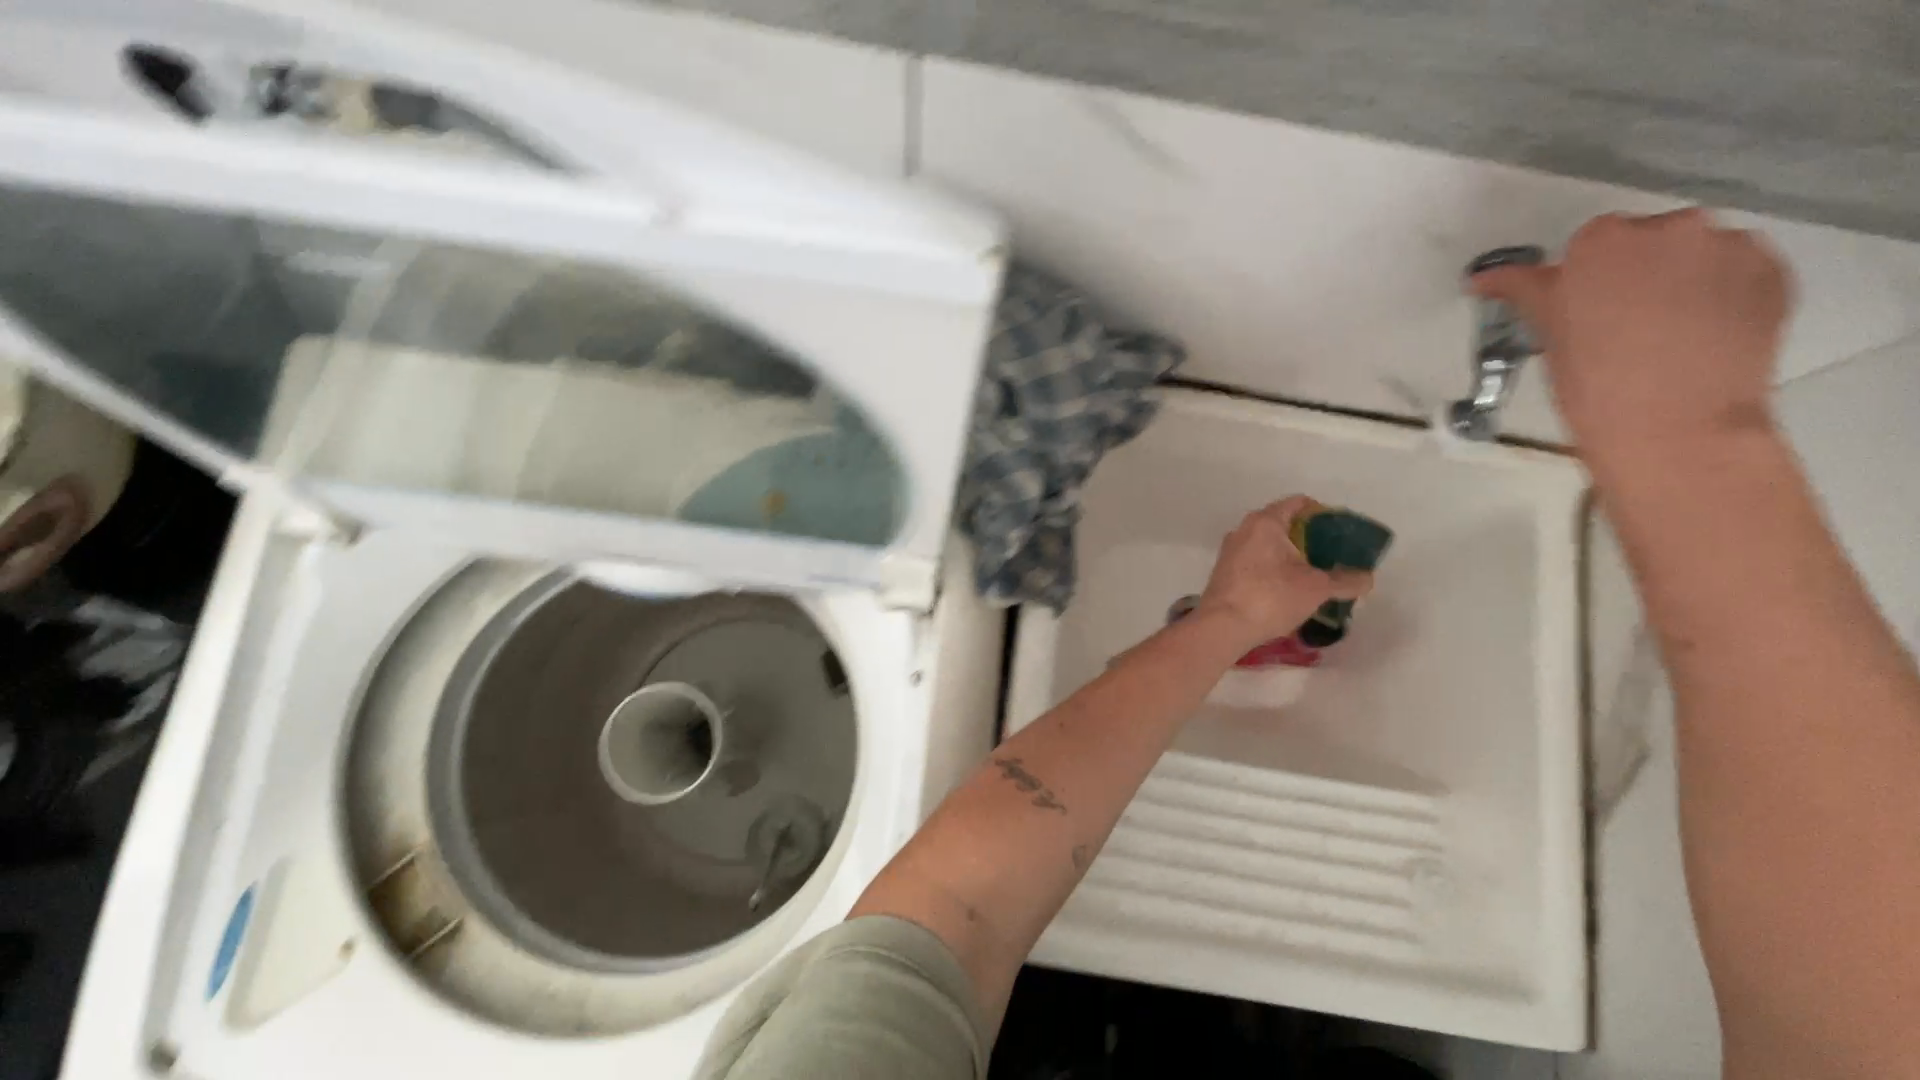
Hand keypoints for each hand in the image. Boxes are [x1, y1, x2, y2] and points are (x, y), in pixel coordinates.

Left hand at [1196, 496, 1372, 649]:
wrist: (1222, 627)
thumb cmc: (1270, 597)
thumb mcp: (1316, 588)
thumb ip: (1345, 580)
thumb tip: (1367, 579)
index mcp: (1265, 522)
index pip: (1299, 503)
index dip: (1324, 514)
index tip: (1342, 533)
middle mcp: (1244, 529)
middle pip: (1284, 524)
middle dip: (1309, 538)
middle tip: (1333, 557)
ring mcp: (1231, 551)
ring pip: (1268, 545)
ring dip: (1291, 556)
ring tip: (1314, 575)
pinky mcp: (1225, 572)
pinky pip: (1256, 562)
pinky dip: (1274, 569)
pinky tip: (1289, 588)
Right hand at [1471, 209, 1791, 462]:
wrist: (1676, 429)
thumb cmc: (1593, 384)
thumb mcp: (1548, 334)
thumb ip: (1522, 291)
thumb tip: (1482, 277)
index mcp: (1602, 241)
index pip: (1592, 246)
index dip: (1588, 283)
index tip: (1586, 317)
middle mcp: (1671, 227)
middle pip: (1650, 241)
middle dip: (1640, 274)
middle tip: (1627, 327)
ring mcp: (1729, 247)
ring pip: (1699, 254)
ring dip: (1686, 281)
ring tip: (1673, 334)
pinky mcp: (1773, 272)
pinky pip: (1741, 273)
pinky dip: (1725, 295)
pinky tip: (1707, 336)